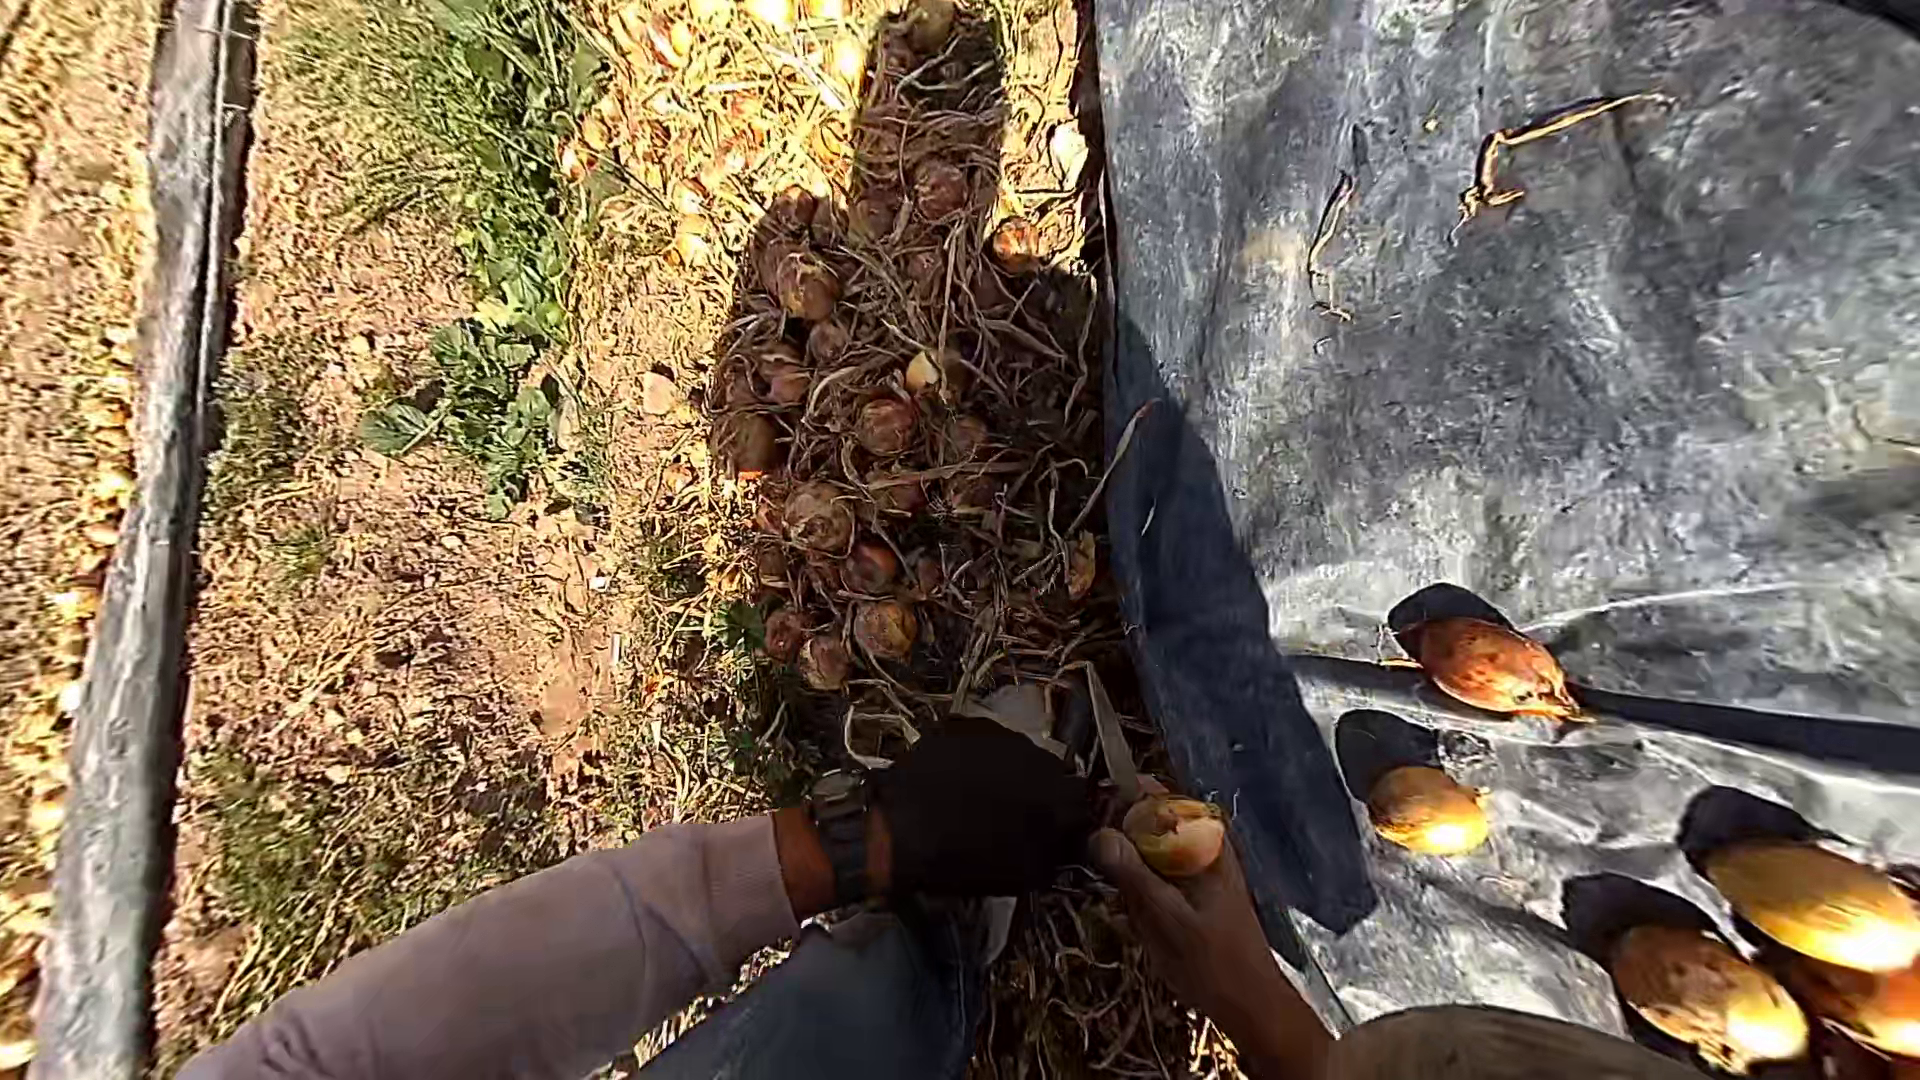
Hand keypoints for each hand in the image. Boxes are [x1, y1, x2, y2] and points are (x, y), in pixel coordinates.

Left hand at [870, 717, 1090, 895]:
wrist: (903, 824)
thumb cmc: (968, 858)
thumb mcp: (1026, 873)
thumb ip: (1057, 852)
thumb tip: (1069, 841)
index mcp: (1057, 790)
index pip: (1080, 799)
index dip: (1066, 815)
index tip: (1052, 830)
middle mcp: (1035, 751)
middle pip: (1048, 769)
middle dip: (1036, 789)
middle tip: (1014, 814)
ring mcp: (998, 731)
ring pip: (1014, 752)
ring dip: (1007, 769)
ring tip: (980, 794)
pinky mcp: (965, 722)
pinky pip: (981, 741)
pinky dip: (975, 756)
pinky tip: (955, 777)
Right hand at [1091, 809, 1330, 1078]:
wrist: (1252, 1009)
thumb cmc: (1214, 962)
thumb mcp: (1166, 917)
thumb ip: (1132, 872)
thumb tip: (1097, 832)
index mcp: (1203, 836)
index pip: (1152, 793)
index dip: (1117, 798)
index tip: (1091, 818)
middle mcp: (1200, 838)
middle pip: (1144, 814)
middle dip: (1117, 836)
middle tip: (1100, 864)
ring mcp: (1195, 860)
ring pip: (1144, 841)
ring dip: (1125, 862)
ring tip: (1117, 894)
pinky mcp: (1190, 882)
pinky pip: (1152, 865)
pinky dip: (1136, 880)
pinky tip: (1131, 910)